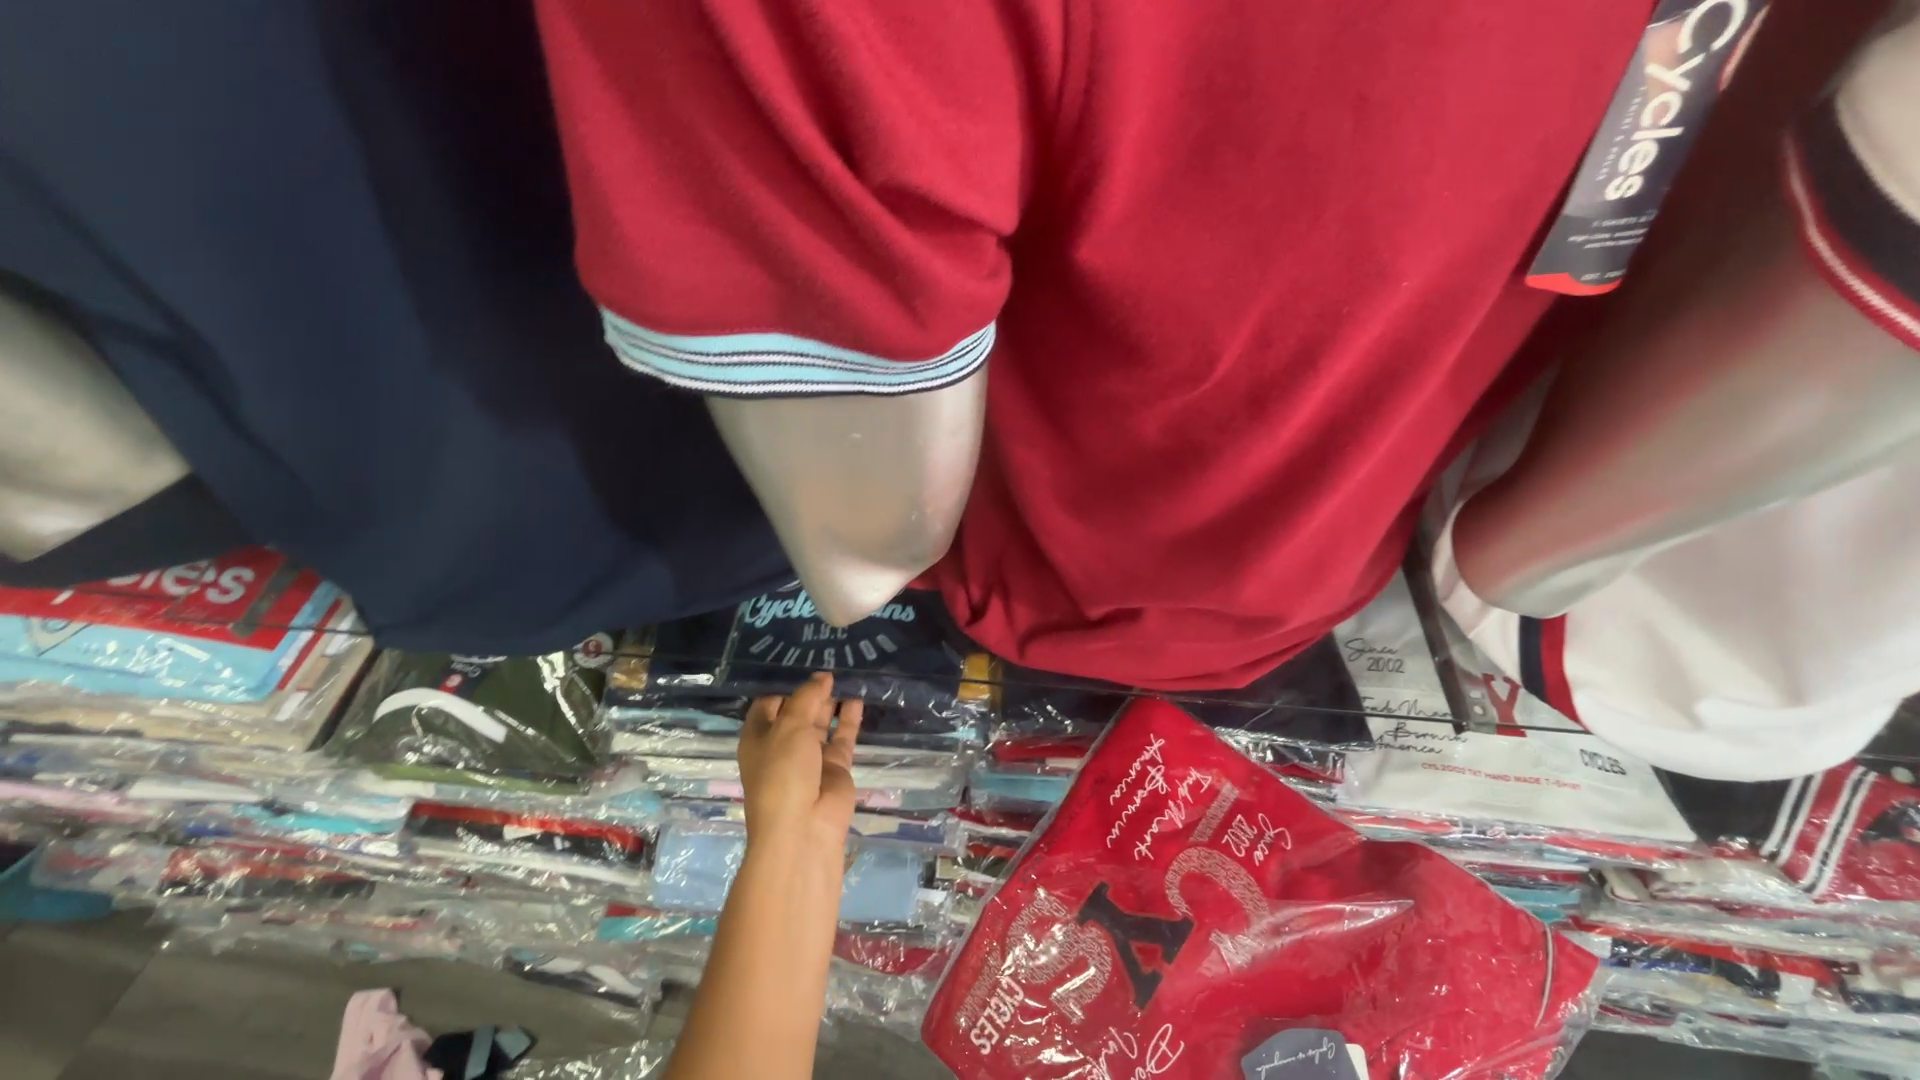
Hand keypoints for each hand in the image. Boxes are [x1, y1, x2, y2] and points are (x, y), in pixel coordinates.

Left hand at [737, 672, 863, 854]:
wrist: (803, 827)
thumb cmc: (782, 771)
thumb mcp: (789, 726)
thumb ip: (807, 697)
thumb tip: (823, 676)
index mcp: (758, 738)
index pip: (768, 706)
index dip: (784, 689)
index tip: (804, 670)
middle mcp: (782, 747)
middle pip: (797, 713)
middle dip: (811, 694)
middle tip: (831, 670)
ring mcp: (809, 759)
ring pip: (820, 725)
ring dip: (830, 705)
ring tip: (846, 679)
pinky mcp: (834, 769)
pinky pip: (841, 738)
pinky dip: (849, 720)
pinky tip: (857, 699)